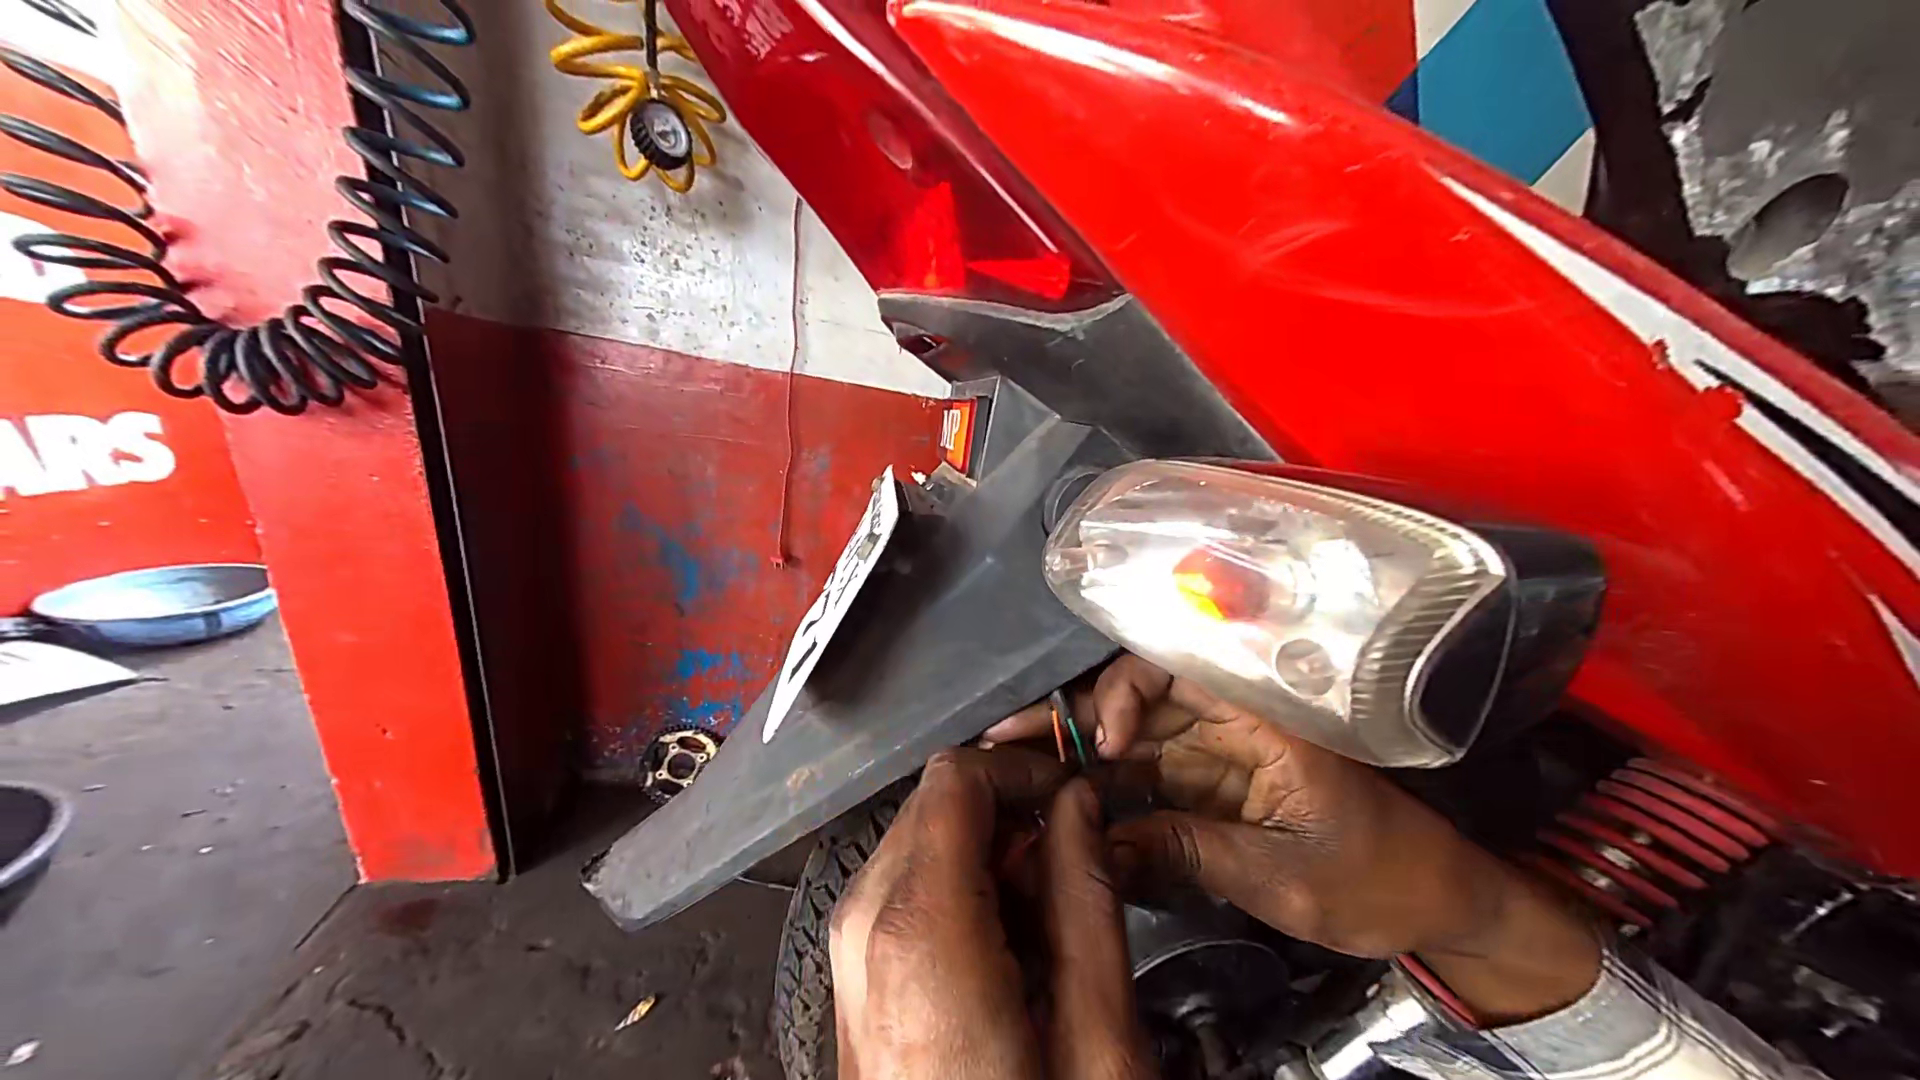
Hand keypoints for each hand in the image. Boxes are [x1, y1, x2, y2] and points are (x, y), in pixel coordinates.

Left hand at [829, 747, 1153, 1079]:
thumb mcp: (1093, 1037)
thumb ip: (1084, 893)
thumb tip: (1077, 801)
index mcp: (920, 926)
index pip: (956, 777)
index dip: (1020, 769)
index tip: (1071, 794)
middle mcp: (866, 918)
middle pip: (939, 802)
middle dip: (1010, 814)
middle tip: (1070, 866)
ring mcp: (849, 940)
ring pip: (926, 836)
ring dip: (991, 854)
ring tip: (1045, 923)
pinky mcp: (854, 961)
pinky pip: (910, 881)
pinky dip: (964, 885)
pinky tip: (1006, 946)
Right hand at [986, 656, 1600, 1025]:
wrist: (1428, 905)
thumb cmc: (1376, 878)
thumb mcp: (1285, 873)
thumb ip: (1191, 852)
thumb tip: (1100, 845)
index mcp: (1258, 714)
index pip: (1176, 667)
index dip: (1129, 692)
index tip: (1108, 744)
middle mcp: (1223, 720)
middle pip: (1132, 699)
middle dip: (1071, 717)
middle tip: (1006, 737)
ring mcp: (1206, 752)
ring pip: (1124, 736)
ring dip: (1071, 749)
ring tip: (1012, 763)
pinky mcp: (1196, 783)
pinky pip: (1135, 775)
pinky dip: (1094, 784)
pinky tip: (1054, 795)